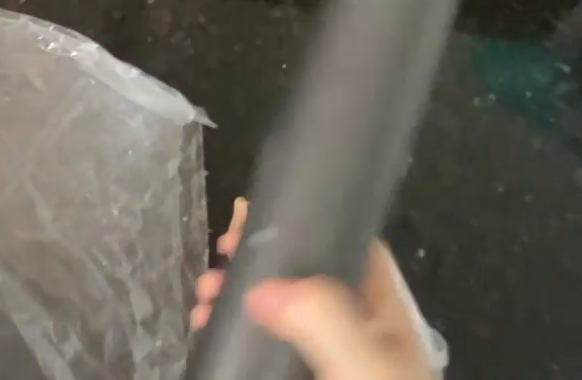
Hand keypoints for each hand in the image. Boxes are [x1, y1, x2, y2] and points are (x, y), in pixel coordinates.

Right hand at [191, 198, 433, 379]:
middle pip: (301, 275)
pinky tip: (206, 330)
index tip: (249, 217)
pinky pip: (262, 350)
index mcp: (380, 318)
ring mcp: (327, 366)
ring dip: (235, 295)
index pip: (347, 247)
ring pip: (276, 311)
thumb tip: (263, 283)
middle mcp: (354, 335)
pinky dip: (232, 333)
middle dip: (253, 259)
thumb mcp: (363, 371)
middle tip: (216, 256)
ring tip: (201, 300)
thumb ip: (323, 318)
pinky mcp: (295, 378)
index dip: (303, 222)